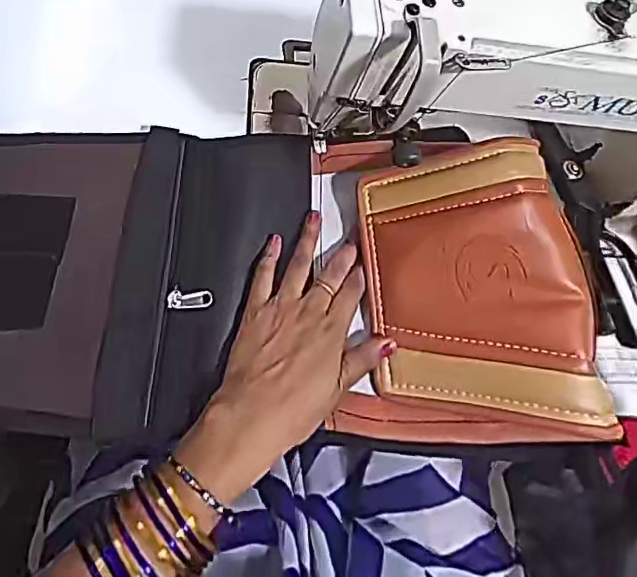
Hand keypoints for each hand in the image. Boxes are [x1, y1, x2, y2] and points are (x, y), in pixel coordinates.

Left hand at [173, 212, 390, 506]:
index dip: (359, 276)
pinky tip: (273, 242)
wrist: (250, 416)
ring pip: (299, 265)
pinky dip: (268, 256)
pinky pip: (263, 276)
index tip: (364, 262)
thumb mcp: (337, 390)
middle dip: (342, 254)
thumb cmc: (291, 411)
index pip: (350, 295)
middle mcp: (308, 313)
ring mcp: (281, 308)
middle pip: (330, 276)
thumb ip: (362, 360)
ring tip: (314, 220)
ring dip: (308, 240)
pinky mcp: (256, 311)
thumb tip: (386, 344)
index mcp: (330, 333)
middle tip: (349, 236)